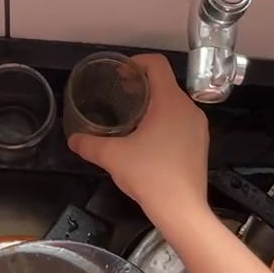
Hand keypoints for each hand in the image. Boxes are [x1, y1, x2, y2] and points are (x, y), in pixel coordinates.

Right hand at [68, 54, 209, 221]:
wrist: (182, 210)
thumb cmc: (151, 177)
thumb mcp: (113, 157)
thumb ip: (90, 144)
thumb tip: (74, 140)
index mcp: (170, 102)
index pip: (158, 65)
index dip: (137, 62)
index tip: (122, 72)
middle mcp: (189, 110)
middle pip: (166, 84)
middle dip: (142, 85)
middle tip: (121, 94)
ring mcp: (198, 128)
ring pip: (174, 104)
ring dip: (154, 104)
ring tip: (132, 117)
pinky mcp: (200, 144)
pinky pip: (181, 121)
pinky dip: (165, 121)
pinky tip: (147, 138)